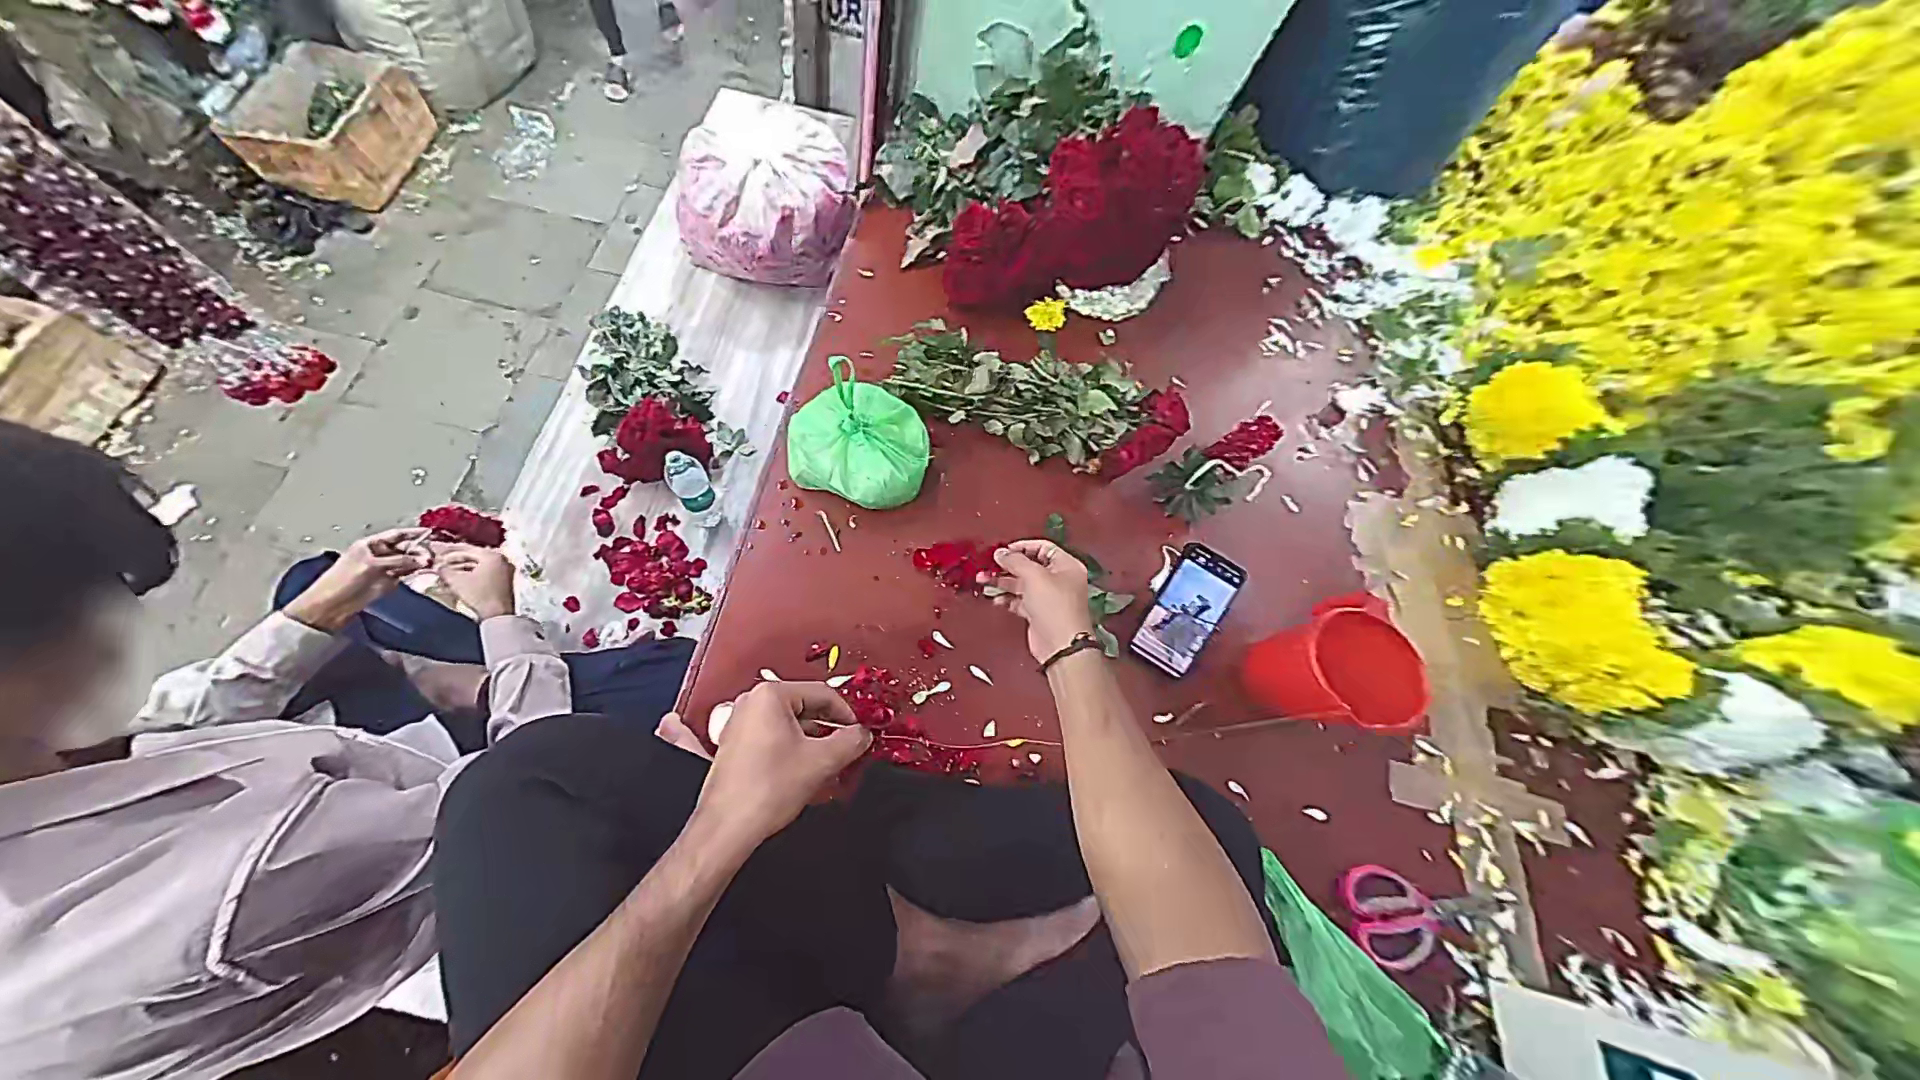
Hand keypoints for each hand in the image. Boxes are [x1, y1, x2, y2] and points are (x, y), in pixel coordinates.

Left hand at [283, 527, 431, 631]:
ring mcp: (385, 567)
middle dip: (419, 551)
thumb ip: (400, 560)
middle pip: (406, 548)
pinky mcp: (389, 580)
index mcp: (370, 545)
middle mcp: (379, 554)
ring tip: (431, 564)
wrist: (331, 605)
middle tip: (431, 557)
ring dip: (420, 562)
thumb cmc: (344, 581)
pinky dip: (416, 572)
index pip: (397, 535)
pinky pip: (407, 573)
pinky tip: (424, 571)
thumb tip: (424, 559)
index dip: (413, 533)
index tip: (431, 533)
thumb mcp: (373, 566)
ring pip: (409, 561)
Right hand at [434, 544, 516, 619]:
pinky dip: (471, 573)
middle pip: (474, 555)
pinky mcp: (505, 579)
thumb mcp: (456, 580)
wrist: (498, 614)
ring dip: (461, 566)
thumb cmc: (478, 594)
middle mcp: (503, 559)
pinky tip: (458, 577)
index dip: (448, 550)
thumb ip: (444, 570)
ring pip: (479, 564)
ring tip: (445, 570)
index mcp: (493, 556)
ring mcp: (506, 569)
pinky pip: (485, 571)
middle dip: (454, 558)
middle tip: (438, 561)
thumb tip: (437, 566)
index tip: (434, 551)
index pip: (467, 548)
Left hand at [691, 682, 869, 847]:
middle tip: (849, 750)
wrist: (726, 829)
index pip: (823, 694)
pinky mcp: (737, 746)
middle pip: (807, 709)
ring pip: (792, 727)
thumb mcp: (822, 761)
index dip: (847, 714)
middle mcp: (752, 703)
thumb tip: (863, 734)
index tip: (860, 731)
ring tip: (832, 766)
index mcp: (770, 696)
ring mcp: (741, 724)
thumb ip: (851, 741)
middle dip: (831, 732)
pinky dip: (795, 752)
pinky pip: (776, 740)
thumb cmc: (766, 790)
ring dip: (815, 745)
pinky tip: (808, 774)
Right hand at [988, 539, 1093, 663]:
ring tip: (984, 580)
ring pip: (1021, 583)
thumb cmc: (1057, 609)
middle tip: (989, 565)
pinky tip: (996, 598)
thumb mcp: (1034, 577)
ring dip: (1002, 582)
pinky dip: (1007, 598)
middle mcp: (1059, 580)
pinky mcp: (1038, 612)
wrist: (1060, 645)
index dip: (1022, 547)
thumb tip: (1002, 553)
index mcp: (1066, 566)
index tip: (1004, 551)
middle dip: (1007, 566)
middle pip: (1029, 566)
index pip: (1042, 547)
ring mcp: (1048, 597)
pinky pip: (1019, 600)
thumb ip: (1016, 561)